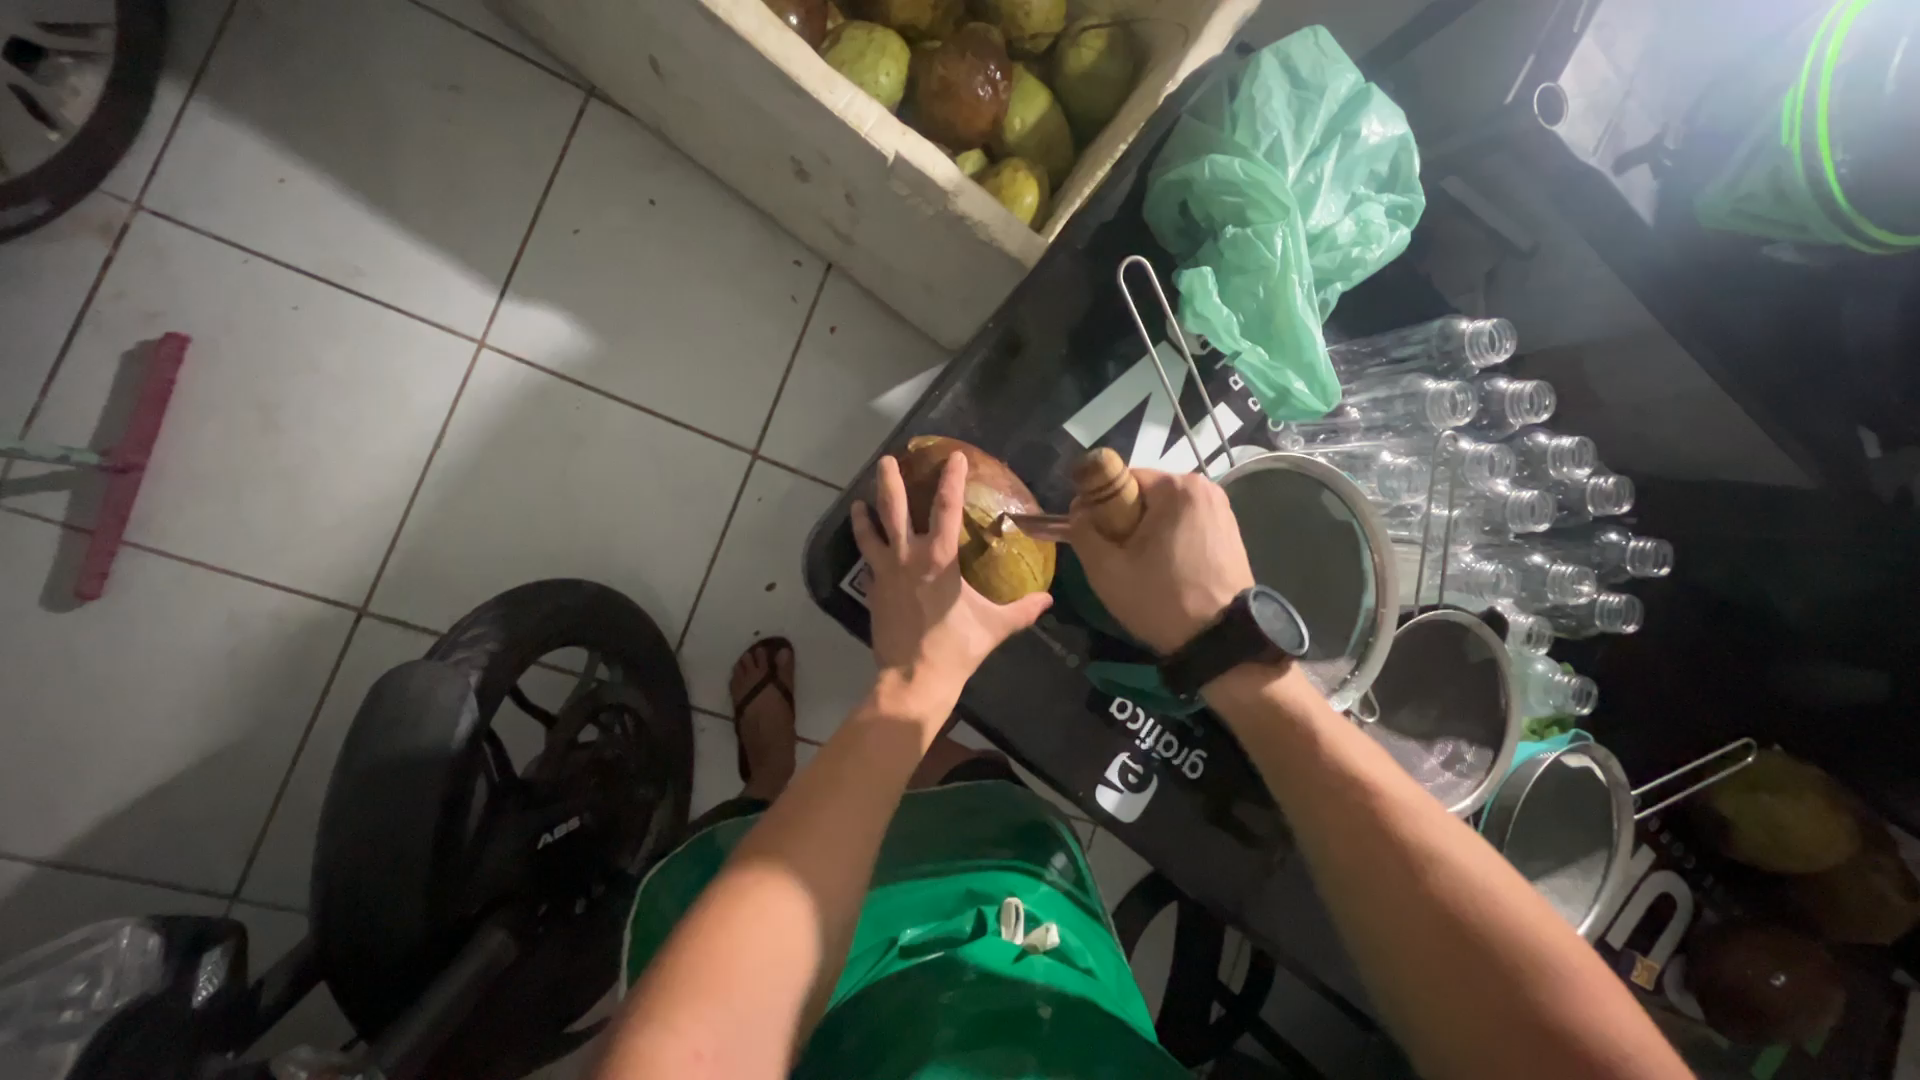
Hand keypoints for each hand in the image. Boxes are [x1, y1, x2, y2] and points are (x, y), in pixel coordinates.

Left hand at [851, 453, 1052, 713]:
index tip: (954, 456)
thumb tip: (1048, 600)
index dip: (951, 479)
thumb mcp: (994, 627)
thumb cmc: (955, 648)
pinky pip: (868, 559)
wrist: (913, 679)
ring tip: (859, 500)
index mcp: (938, 559)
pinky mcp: (873, 592)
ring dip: (866, 513)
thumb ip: (1022, 611)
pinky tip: (867, 544)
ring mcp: (885, 574)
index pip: (946, 508)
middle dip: (890, 482)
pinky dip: (866, 545)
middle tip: (887, 461)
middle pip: (894, 510)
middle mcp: (907, 558)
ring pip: (871, 533)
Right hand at [1068, 469, 1253, 653]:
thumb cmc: (1161, 599)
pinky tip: (1167, 570)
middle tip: (1118, 558)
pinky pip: (1186, 525)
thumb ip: (1083, 531)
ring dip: (1147, 532)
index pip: (1121, 479)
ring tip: (1143, 567)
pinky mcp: (1230, 532)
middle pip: (1145, 494)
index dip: (1100, 506)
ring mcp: (1222, 510)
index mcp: (1177, 486)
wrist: (1220, 641)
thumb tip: (1078, 511)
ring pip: (1165, 512)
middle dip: (1125, 520)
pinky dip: (1170, 540)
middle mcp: (1204, 488)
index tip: (1096, 538)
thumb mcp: (1106, 569)